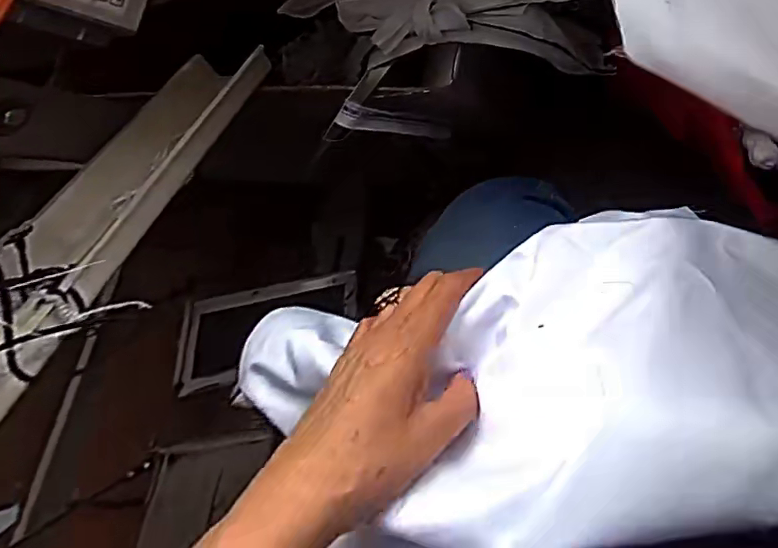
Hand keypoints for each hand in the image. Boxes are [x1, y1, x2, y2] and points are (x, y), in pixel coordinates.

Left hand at [202, 270, 483, 547]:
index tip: (482, 277)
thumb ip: (462, 400)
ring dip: (421, 300)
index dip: (465, 277)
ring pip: (396, 303)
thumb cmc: (361, 466)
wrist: (295, 500)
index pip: (441, 291)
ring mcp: (355, 352)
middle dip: (447, 284)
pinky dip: (396, 319)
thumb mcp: (431, 437)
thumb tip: (467, 383)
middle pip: (418, 288)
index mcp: (407, 345)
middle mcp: (380, 339)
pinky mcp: (339, 370)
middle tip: (469, 298)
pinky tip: (398, 344)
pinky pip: (375, 324)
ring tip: (439, 320)